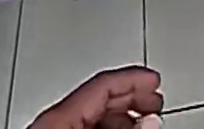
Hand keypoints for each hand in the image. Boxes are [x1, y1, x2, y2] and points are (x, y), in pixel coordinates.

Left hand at [28, 67, 163, 128]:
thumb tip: (149, 121)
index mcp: (57, 119)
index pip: (102, 85)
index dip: (133, 79)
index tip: (154, 81)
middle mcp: (49, 125)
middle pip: (97, 100)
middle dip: (129, 100)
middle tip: (153, 104)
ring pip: (90, 120)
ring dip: (119, 121)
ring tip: (141, 127)